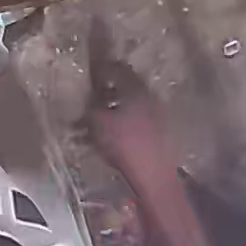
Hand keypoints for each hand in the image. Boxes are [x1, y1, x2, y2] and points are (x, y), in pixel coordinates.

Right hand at [85, 57, 175, 192]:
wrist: (153, 176)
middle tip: (87, 101)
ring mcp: (157, 117)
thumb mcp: (97, 121)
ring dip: (110, 113)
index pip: (117, 69)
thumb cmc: (123, 143)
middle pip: (124, 89)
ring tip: (90, 126)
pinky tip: (105, 140)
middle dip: (104, 94)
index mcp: (136, 89)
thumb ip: (91, 105)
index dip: (101, 69)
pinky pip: (134, 124)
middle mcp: (149, 98)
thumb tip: (90, 98)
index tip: (88, 73)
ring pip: (128, 108)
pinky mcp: (158, 135)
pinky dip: (118, 126)